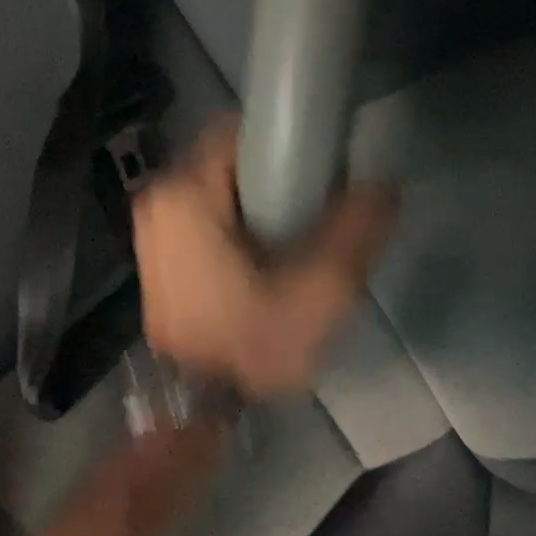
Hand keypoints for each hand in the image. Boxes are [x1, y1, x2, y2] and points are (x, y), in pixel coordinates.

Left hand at [132, 118, 398, 395]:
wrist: (194, 406)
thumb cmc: (250, 346)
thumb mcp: (320, 290)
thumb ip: (357, 227)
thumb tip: (384, 183)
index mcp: (185, 195)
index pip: (241, 129)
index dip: (287, 141)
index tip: (323, 169)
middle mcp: (157, 201)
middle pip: (230, 160)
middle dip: (275, 177)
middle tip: (316, 212)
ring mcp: (151, 231)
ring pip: (218, 191)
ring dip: (256, 205)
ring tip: (294, 241)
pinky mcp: (155, 258)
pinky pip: (204, 219)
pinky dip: (235, 228)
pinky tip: (263, 262)